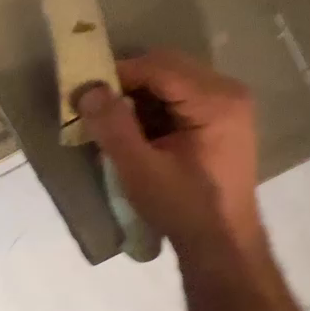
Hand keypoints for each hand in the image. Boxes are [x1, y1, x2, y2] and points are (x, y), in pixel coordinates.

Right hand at [74, 49, 262, 253]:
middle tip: (93, 105)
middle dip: (125, 82)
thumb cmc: (183, 207)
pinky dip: (151, 105)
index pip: (157, 67)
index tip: (82, 92)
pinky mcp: (221, 118)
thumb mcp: (140, 170)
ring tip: (110, 120)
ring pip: (170, 79)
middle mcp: (227, 92)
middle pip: (165, 67)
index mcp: (215, 101)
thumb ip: (113, 127)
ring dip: (136, 94)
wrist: (222, 243)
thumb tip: (87, 89)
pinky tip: (134, 129)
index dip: (116, 74)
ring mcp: (228, 104)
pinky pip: (178, 95)